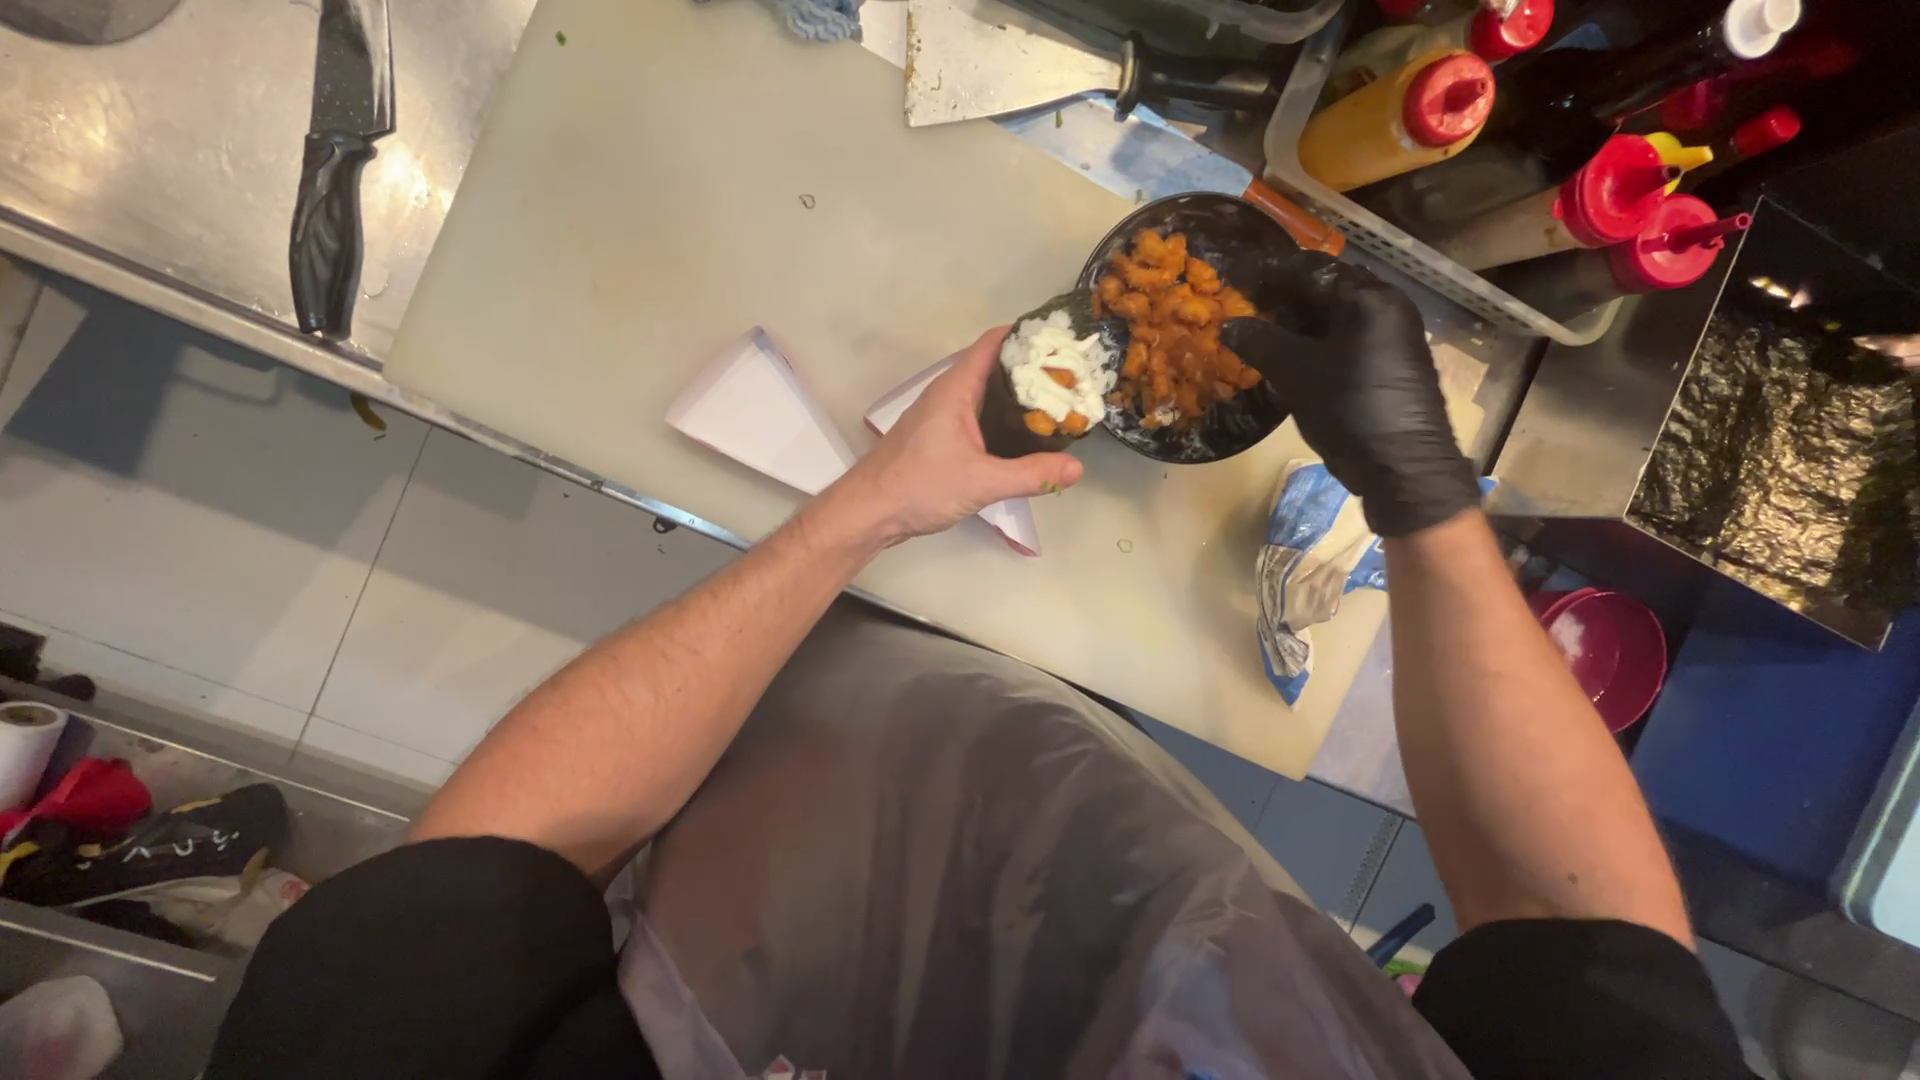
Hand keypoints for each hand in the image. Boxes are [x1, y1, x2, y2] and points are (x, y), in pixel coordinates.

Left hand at [819, 327, 1084, 545]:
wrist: (868, 513)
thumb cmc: (918, 487)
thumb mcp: (981, 482)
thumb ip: (1031, 475)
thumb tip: (1076, 469)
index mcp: (956, 389)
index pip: (994, 343)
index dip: (1028, 336)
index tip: (1063, 342)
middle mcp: (949, 395)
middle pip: (995, 368)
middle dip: (1032, 371)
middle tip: (1072, 380)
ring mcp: (942, 418)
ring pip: (988, 397)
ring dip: (1019, 400)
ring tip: (1059, 407)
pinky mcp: (940, 440)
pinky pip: (979, 420)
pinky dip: (1004, 423)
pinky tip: (1026, 441)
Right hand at [1222, 252, 1478, 537]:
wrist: (1401, 466)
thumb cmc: (1349, 408)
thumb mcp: (1296, 373)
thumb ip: (1261, 342)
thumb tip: (1229, 324)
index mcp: (1369, 298)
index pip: (1310, 269)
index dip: (1270, 273)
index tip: (1237, 278)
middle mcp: (1386, 308)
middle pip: (1325, 291)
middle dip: (1282, 298)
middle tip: (1243, 307)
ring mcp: (1390, 338)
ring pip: (1334, 318)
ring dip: (1296, 323)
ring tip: (1258, 333)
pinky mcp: (1387, 366)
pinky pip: (1344, 341)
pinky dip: (1314, 344)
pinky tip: (1287, 359)